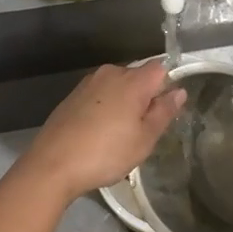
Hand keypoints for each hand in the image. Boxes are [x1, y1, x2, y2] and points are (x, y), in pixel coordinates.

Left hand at [17, 61, 186, 200]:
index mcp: (133, 80)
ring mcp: (89, 82)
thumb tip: (179, 91)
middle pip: (138, 76)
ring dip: (124, 103)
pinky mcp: (73, 94)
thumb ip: (163, 112)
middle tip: (143, 130)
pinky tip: (99, 133)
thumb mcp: (144, 140)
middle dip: (145, 97)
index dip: (167, 86)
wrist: (53, 163)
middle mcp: (111, 72)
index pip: (160, 67)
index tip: (164, 111)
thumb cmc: (106, 153)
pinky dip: (105, 107)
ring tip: (119, 135)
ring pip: (118, 86)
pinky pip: (100, 94)